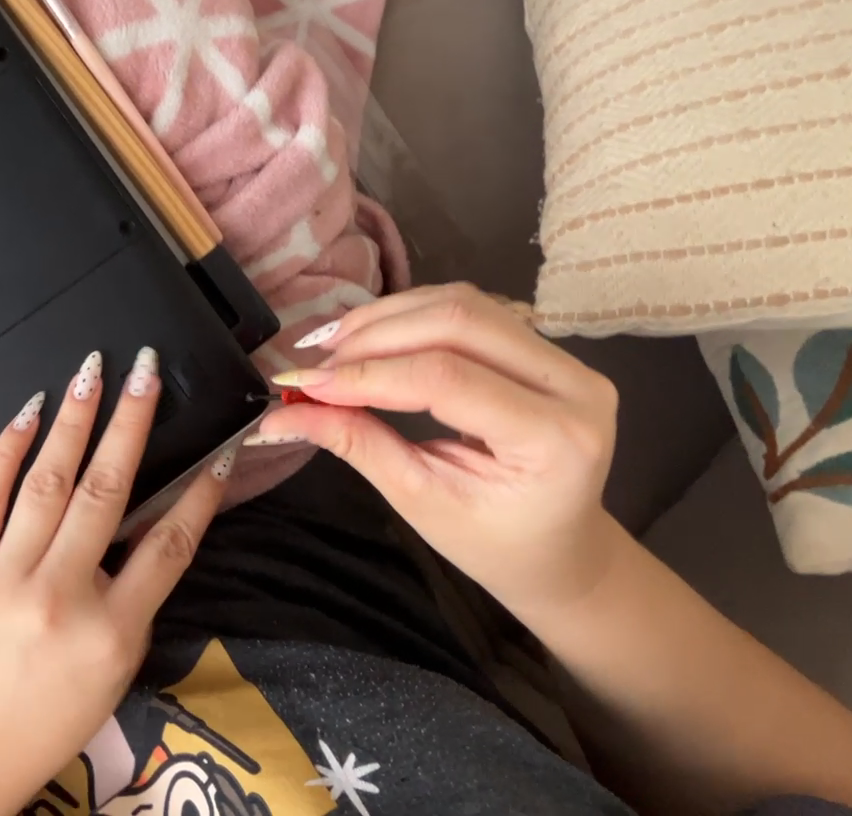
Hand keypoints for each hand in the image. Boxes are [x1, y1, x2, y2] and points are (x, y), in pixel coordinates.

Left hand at [0, 347, 230, 815]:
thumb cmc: (49, 716)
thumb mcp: (115, 666)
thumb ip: (134, 594)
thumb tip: (150, 517)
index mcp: (112, 630)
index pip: (169, 544)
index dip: (201, 493)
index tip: (220, 449)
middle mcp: (61, 596)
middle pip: (107, 493)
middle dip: (131, 422)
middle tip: (144, 371)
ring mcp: (4, 578)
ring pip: (47, 483)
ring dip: (74, 421)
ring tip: (92, 373)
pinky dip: (7, 450)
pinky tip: (29, 412)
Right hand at [258, 283, 623, 615]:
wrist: (559, 548)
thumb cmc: (492, 541)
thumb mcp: (419, 499)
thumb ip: (356, 444)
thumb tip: (278, 417)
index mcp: (554, 439)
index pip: (445, 378)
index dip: (365, 374)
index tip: (303, 384)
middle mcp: (572, 384)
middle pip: (456, 322)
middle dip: (373, 336)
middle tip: (313, 360)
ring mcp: (563, 359)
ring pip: (460, 304)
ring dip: (385, 317)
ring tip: (330, 343)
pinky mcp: (542, 347)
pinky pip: (468, 309)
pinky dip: (407, 315)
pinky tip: (368, 334)